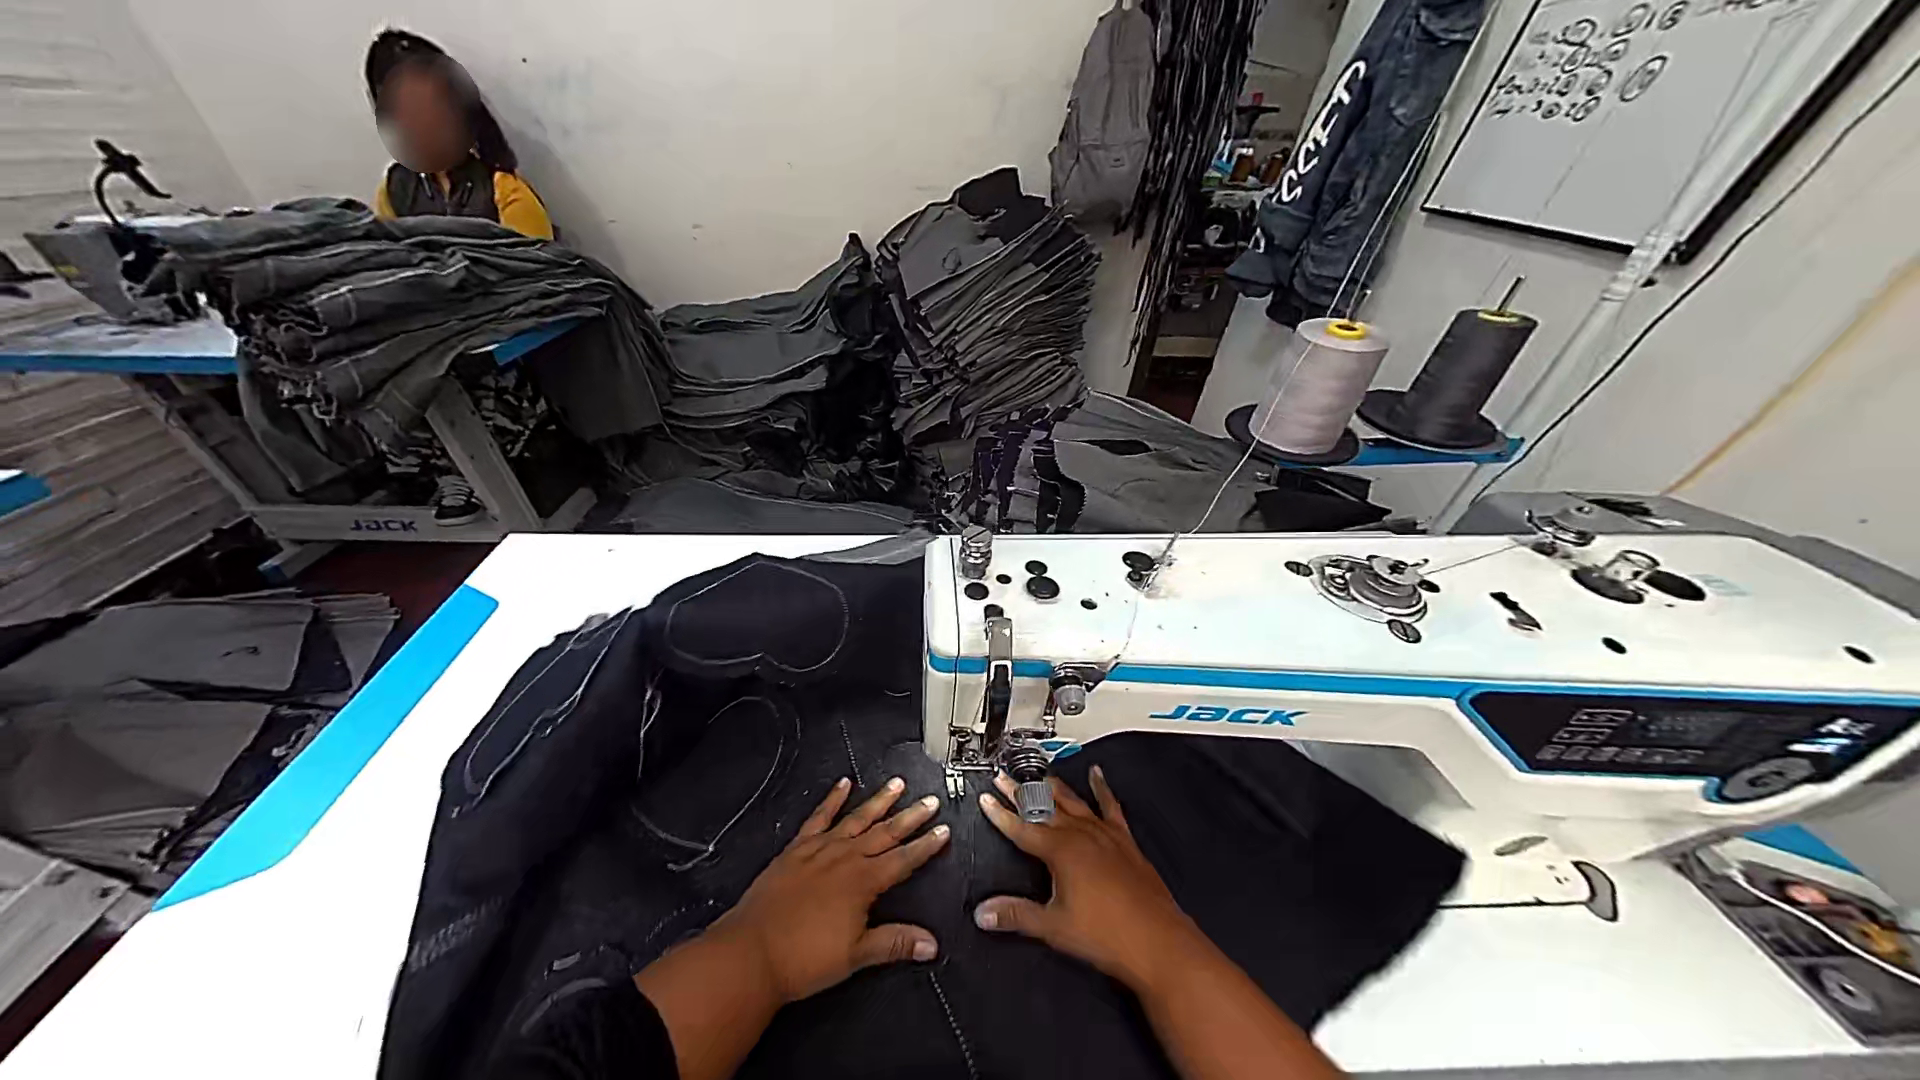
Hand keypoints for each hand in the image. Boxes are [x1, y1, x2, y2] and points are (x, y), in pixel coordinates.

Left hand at [709, 776, 949, 1002]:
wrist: (752, 952)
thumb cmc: (802, 958)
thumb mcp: (856, 955)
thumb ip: (895, 943)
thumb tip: (930, 944)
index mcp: (863, 881)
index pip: (904, 859)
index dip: (926, 846)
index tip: (943, 831)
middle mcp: (845, 858)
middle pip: (886, 832)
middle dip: (911, 817)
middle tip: (930, 801)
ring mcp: (820, 849)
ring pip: (857, 818)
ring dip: (879, 801)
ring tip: (897, 784)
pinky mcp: (797, 849)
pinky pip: (819, 817)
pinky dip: (832, 799)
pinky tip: (843, 785)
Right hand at [975, 766, 1205, 989]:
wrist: (1157, 941)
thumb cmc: (1109, 934)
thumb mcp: (1053, 927)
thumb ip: (1016, 915)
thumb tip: (984, 913)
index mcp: (1061, 851)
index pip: (1020, 828)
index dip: (1000, 814)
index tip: (986, 800)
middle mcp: (1081, 834)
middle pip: (1042, 807)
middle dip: (1019, 793)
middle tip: (1003, 778)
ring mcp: (1104, 834)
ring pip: (1072, 802)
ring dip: (1052, 788)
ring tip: (1038, 775)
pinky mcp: (1124, 840)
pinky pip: (1110, 806)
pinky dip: (1102, 788)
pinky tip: (1097, 775)